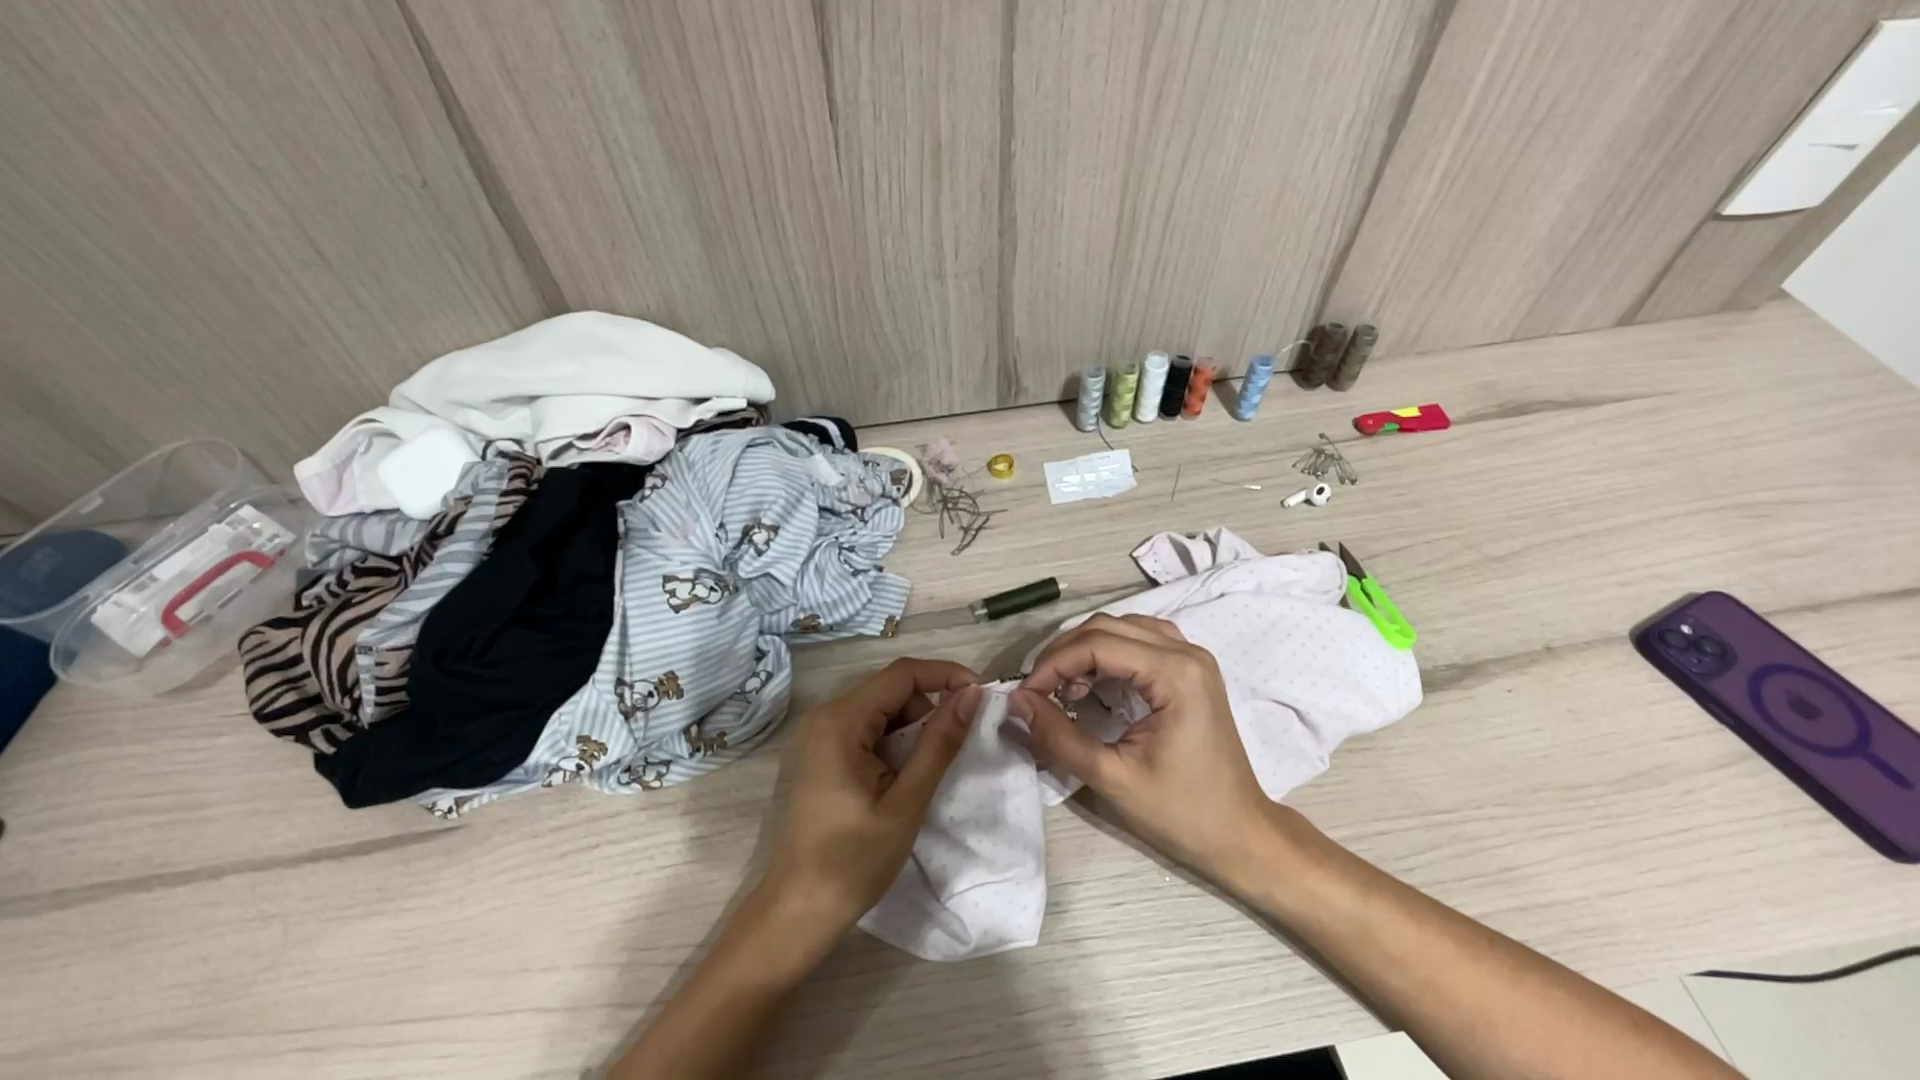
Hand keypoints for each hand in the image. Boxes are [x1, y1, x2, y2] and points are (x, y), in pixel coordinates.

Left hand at [762, 658, 980, 937]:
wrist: (802, 907)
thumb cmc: (854, 858)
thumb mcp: (907, 800)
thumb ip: (939, 743)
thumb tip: (971, 695)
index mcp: (841, 720)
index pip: (902, 673)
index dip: (946, 676)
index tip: (983, 696)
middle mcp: (828, 717)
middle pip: (892, 689)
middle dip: (931, 707)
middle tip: (958, 746)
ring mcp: (824, 737)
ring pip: (884, 710)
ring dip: (915, 729)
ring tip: (930, 771)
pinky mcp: (827, 756)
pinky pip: (871, 732)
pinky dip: (897, 744)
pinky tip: (908, 776)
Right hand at [1018, 614, 1279, 882]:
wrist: (1239, 833)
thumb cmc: (1181, 812)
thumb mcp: (1112, 777)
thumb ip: (1059, 736)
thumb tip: (1017, 704)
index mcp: (1176, 673)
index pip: (1098, 643)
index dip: (1053, 664)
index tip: (1025, 696)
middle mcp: (1187, 653)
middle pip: (1107, 627)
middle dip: (1064, 656)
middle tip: (1037, 694)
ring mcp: (1193, 659)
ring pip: (1122, 629)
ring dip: (1085, 652)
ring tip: (1062, 691)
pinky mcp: (1190, 671)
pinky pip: (1140, 643)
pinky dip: (1108, 657)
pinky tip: (1092, 687)